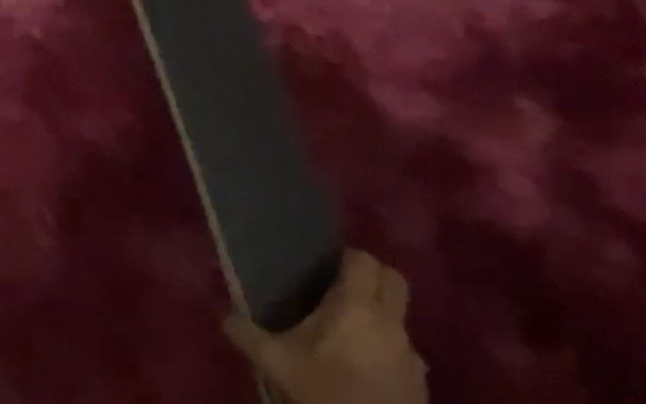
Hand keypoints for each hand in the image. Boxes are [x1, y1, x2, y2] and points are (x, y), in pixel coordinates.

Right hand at [223, 251, 427, 403]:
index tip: (324, 264)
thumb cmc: (326, 392)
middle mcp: (390, 322)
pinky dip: (386, 349)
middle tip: (339, 285)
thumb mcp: (276, 363)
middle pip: (393, 279)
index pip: (363, 260)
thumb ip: (247, 334)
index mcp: (356, 306)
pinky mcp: (420, 382)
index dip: (346, 256)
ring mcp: (411, 354)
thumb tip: (225, 315)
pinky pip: (403, 351)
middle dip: (370, 275)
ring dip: (379, 315)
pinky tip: (361, 368)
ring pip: (399, 317)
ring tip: (346, 332)